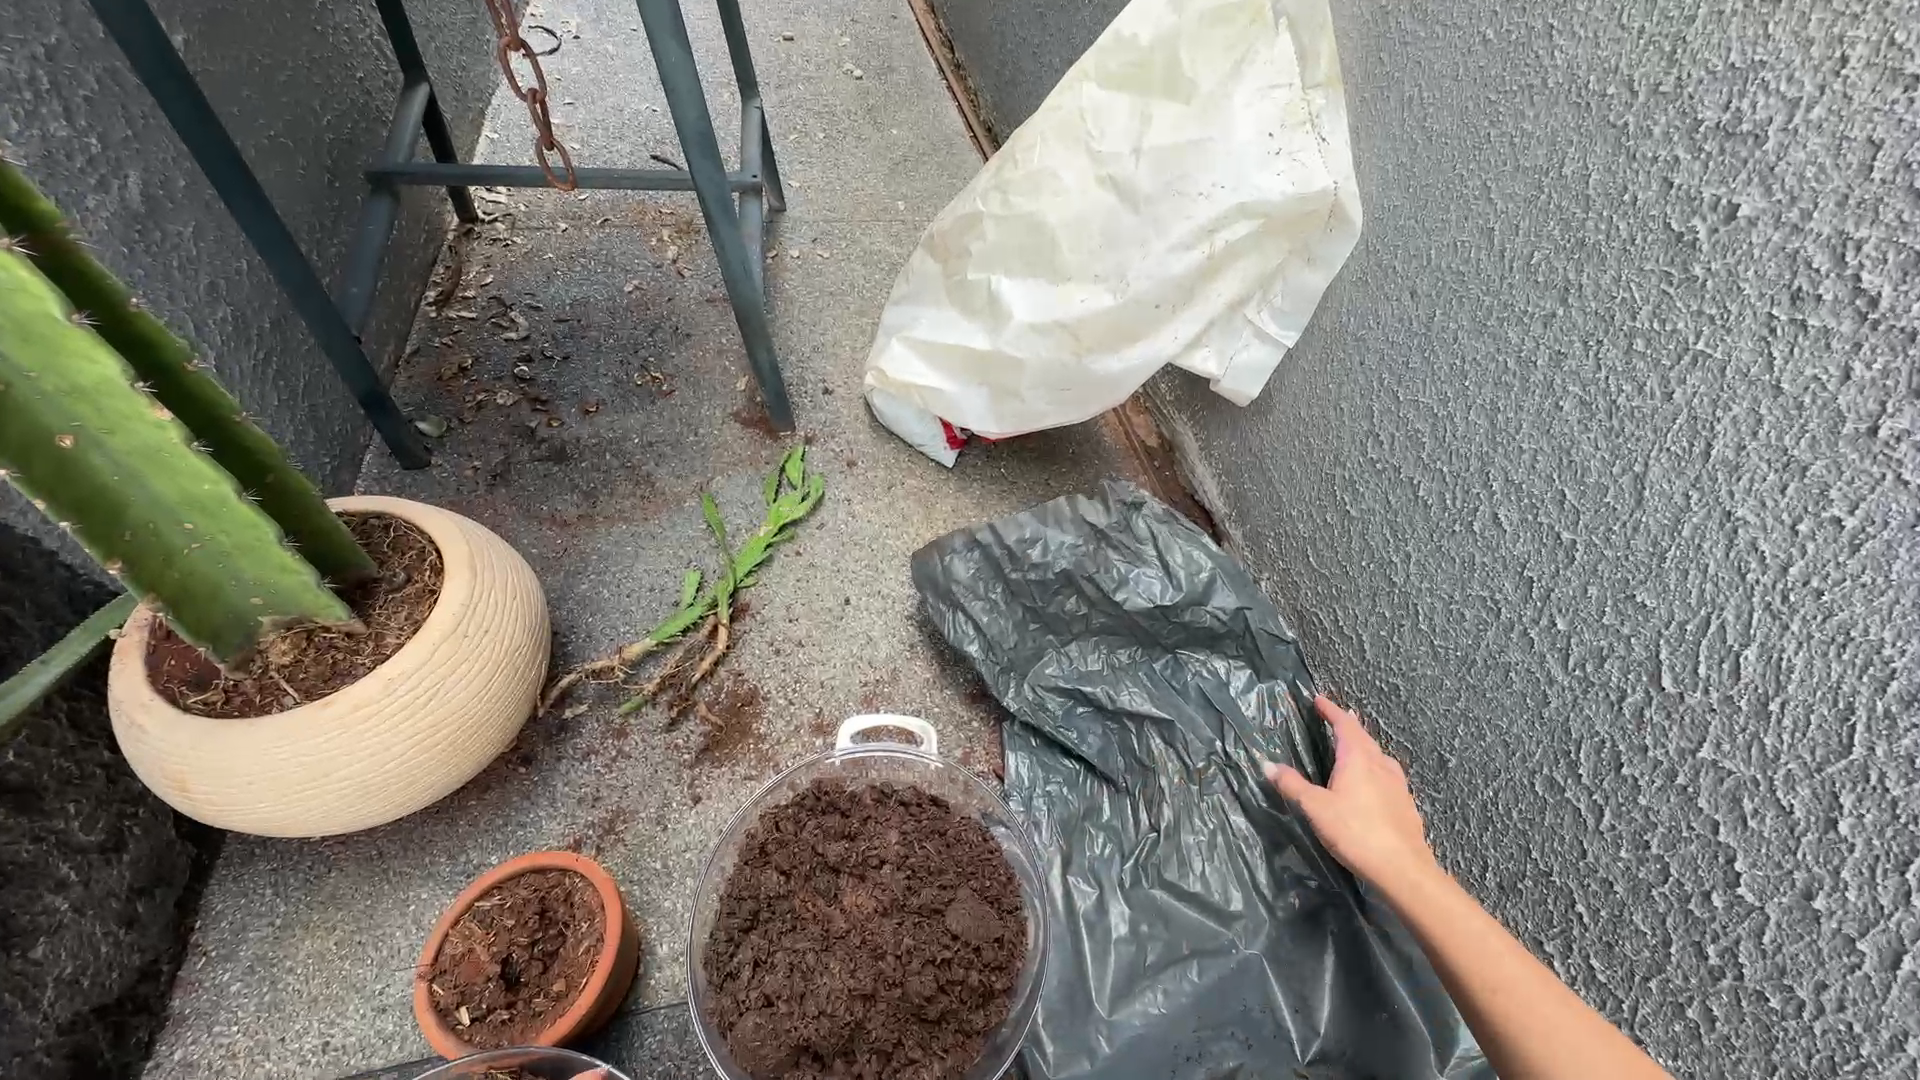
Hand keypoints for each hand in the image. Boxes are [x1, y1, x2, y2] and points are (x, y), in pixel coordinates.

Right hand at [1265, 695, 1439, 895]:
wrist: (1403, 869)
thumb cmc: (1355, 831)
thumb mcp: (1315, 808)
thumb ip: (1292, 785)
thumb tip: (1267, 764)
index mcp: (1358, 759)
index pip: (1344, 725)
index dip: (1331, 711)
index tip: (1319, 699)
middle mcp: (1380, 765)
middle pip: (1364, 737)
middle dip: (1348, 725)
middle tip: (1336, 718)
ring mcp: (1397, 785)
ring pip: (1379, 756)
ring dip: (1365, 746)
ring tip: (1356, 747)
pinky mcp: (1406, 805)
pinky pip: (1388, 775)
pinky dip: (1376, 768)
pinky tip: (1374, 782)